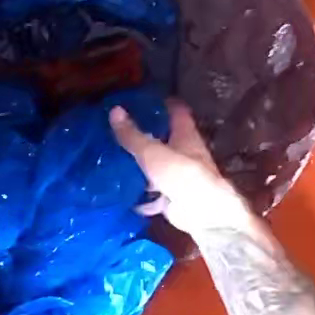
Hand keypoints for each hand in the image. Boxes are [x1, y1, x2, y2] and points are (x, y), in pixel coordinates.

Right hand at [109, 99, 253, 233]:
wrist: (203, 214)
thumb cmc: (183, 175)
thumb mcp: (152, 152)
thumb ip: (132, 135)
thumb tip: (114, 109)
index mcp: (185, 136)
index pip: (176, 112)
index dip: (162, 104)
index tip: (142, 100)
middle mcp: (183, 154)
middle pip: (163, 139)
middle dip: (143, 135)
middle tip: (117, 129)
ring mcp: (176, 176)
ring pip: (153, 166)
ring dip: (137, 164)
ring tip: (111, 157)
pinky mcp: (169, 197)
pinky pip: (147, 192)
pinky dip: (135, 192)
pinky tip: (117, 189)